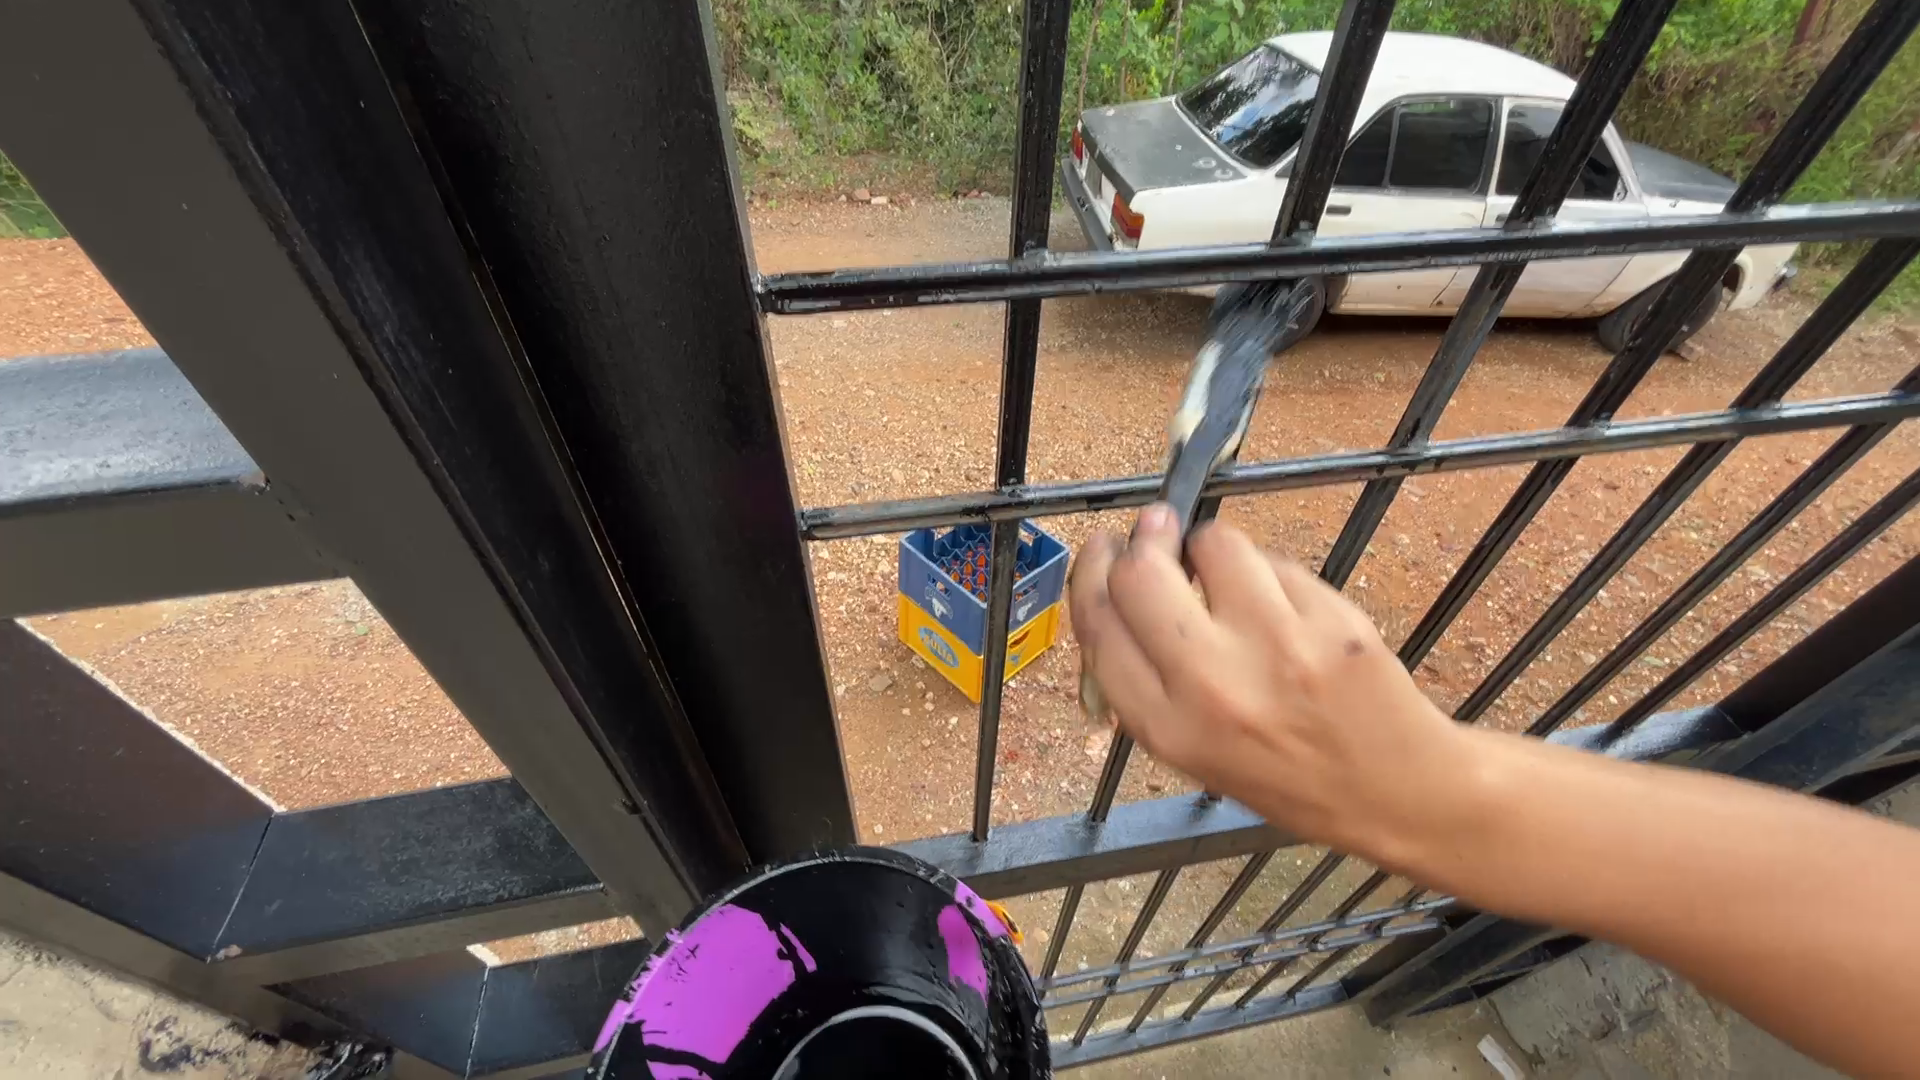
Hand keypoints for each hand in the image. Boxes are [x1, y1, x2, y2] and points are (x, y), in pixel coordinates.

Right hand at [1069, 504, 1472, 864]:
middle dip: (1141, 539)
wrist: (1391, 791)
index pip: (1098, 622)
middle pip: (1138, 573)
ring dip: (1206, 544)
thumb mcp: (1186, 749)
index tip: (1103, 550)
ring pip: (1210, 544)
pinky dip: (1263, 569)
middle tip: (1154, 530)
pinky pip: (1272, 560)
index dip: (1090, 571)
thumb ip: (1138, 677)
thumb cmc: (1276, 772)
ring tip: (1223, 569)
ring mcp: (1275, 647)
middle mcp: (1210, 686)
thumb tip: (1110, 586)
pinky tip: (1278, 602)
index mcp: (1164, 725)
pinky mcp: (1328, 619)